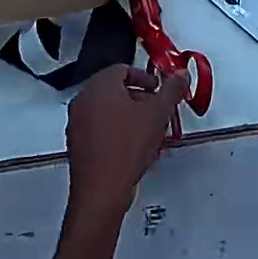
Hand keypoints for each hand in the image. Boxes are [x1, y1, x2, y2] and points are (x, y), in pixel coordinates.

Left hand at [64, 65, 182, 224]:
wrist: (102, 190)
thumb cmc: (124, 149)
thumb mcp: (157, 114)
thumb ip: (171, 90)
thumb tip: (180, 75)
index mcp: (100, 86)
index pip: (122, 69)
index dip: (144, 77)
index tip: (157, 89)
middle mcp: (83, 100)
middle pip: (114, 89)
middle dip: (138, 98)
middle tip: (155, 108)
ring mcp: (77, 122)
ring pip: (106, 110)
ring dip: (128, 115)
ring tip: (148, 130)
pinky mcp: (77, 143)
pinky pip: (98, 128)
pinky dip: (116, 131)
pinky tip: (133, 147)